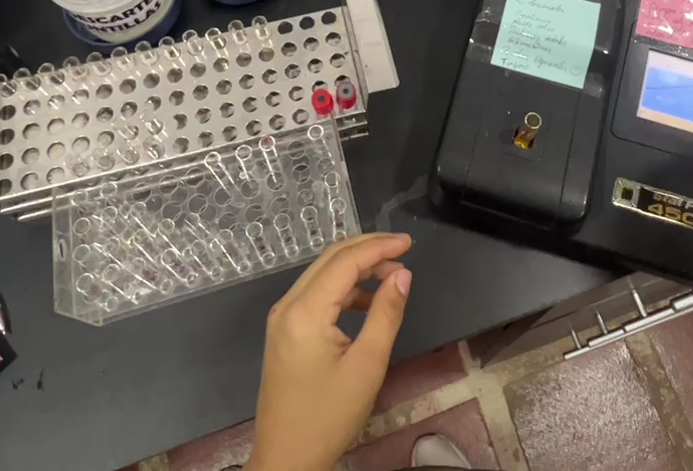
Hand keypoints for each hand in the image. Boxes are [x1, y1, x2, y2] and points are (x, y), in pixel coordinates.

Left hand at [246, 232, 412, 470]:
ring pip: (322, 273)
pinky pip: (316, 292)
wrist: (286, 461)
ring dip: (356, 267)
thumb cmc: (328, 417)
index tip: (409, 243)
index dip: (379, 246)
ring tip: (392, 275)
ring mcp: (282, 316)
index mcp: (305, 311)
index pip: (345, 261)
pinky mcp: (284, 329)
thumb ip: (385, 314)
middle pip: (330, 259)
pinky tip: (367, 300)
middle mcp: (288, 304)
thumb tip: (402, 274)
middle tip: (403, 250)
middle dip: (368, 249)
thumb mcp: (366, 366)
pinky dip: (343, 287)